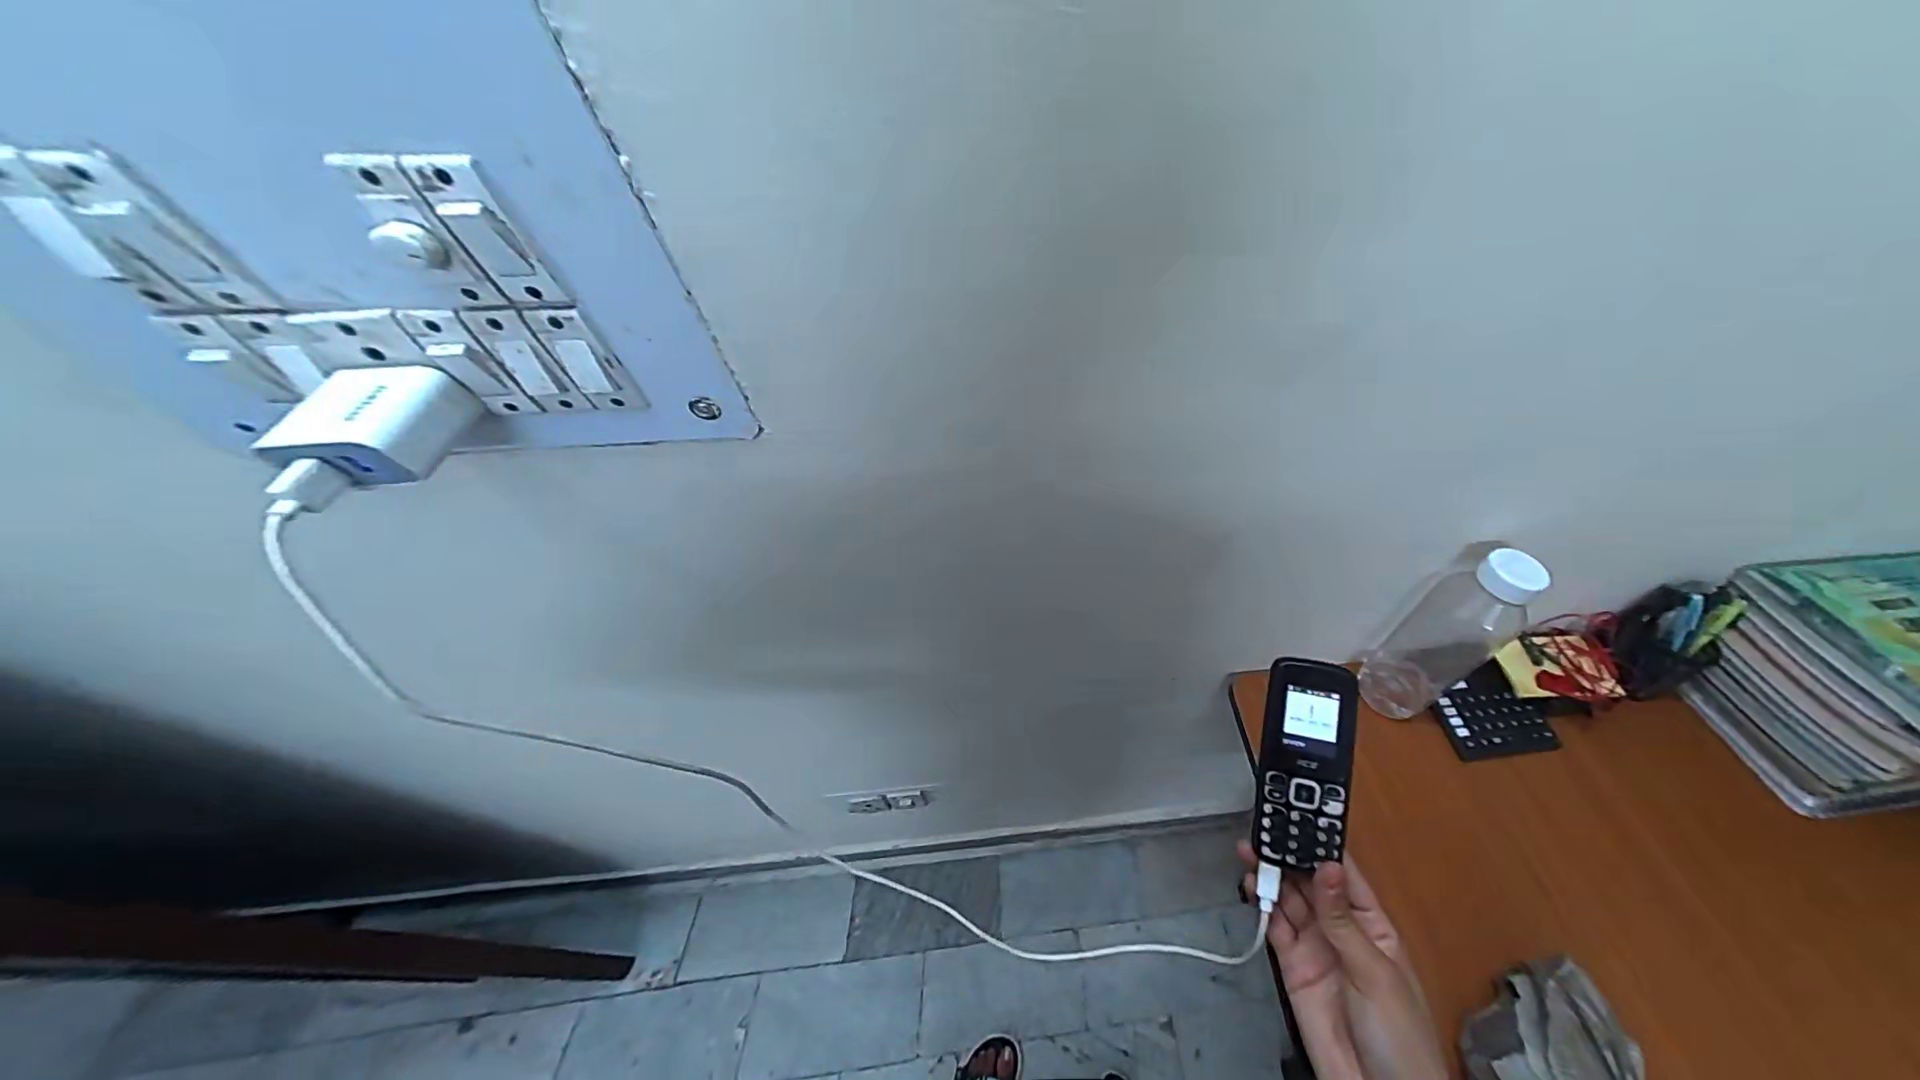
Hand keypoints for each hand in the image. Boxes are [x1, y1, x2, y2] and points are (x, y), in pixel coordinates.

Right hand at [1238, 840, 1447, 1079]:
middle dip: (1289, 856)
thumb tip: (1328, 867)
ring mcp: (1315, 947)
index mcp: (1372, 926)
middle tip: (1265, 829)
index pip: (1345, 876)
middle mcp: (1340, 930)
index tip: (1302, 817)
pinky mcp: (1291, 965)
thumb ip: (1342, 920)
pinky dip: (1261, 906)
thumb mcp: (1373, 972)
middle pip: (1310, 884)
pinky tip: (1251, 886)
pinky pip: (1274, 928)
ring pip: (1288, 900)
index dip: (1324, 848)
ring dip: (1270, 876)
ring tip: (1251, 851)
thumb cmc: (1398, 1035)